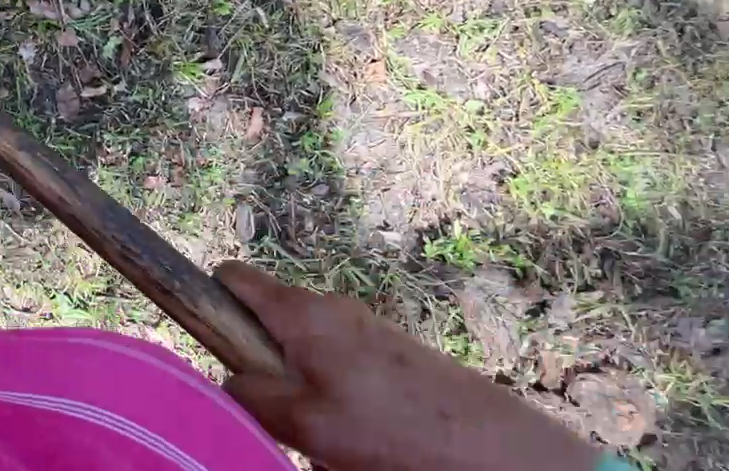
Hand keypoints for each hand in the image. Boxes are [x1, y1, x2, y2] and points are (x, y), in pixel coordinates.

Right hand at [216, 261, 597, 470]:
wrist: (516, 462)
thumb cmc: (398, 435)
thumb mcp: (308, 425)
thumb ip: (253, 396)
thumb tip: (230, 381)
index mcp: (299, 311)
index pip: (230, 275)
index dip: (212, 300)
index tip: (220, 345)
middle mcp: (330, 306)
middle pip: (269, 319)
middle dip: (266, 362)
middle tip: (284, 411)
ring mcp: (368, 328)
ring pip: (307, 349)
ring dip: (305, 386)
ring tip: (334, 437)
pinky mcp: (399, 353)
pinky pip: (345, 365)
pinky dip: (341, 396)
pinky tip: (369, 441)